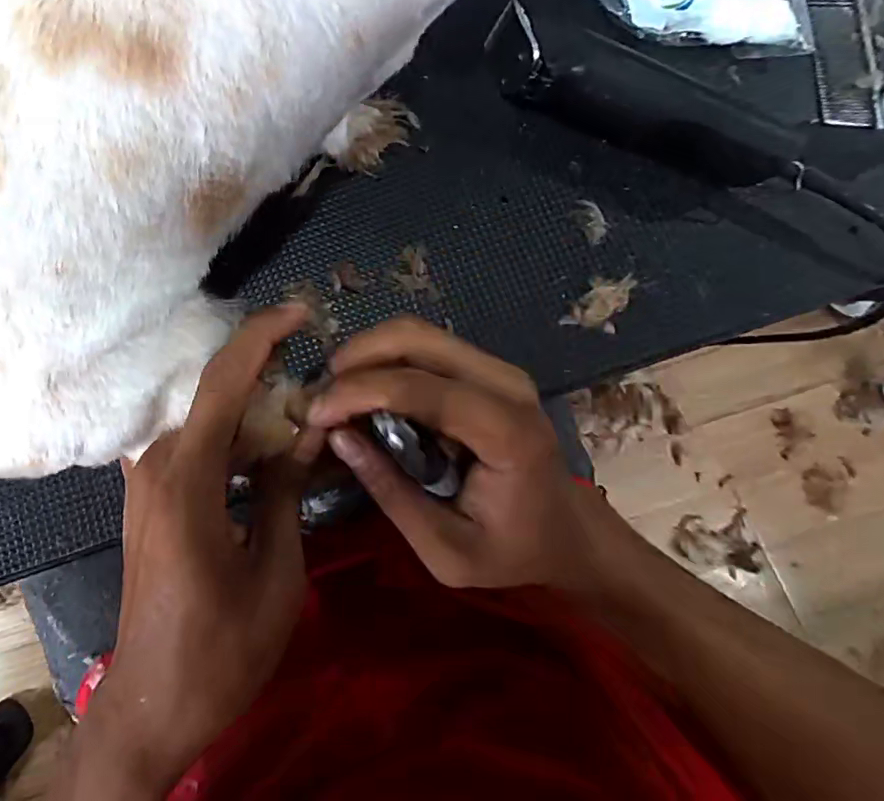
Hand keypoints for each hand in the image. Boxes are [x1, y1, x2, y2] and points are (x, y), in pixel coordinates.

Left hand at [69, 305, 323, 795]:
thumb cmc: (221, 649)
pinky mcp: (150, 496)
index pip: (223, 381)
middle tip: (318, 370)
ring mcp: (146, 480)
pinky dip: (236, 436)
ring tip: (305, 408)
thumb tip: (313, 426)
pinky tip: (271, 447)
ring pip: (207, 416)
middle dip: (267, 371)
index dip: (263, 336)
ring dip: (254, 406)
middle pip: (214, 392)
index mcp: (185, 479)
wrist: (151, 708)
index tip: (302, 313)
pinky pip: (198, 444)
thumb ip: (288, 486)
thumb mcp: (277, 569)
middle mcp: (156, 465)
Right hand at [305, 317, 639, 593]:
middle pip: (416, 337)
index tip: (313, 413)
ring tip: (335, 392)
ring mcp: (499, 368)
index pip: (422, 388)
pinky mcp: (487, 368)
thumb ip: (392, 494)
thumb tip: (338, 437)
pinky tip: (363, 388)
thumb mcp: (447, 551)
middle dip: (356, 357)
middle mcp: (506, 383)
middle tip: (318, 396)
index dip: (360, 392)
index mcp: (506, 431)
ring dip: (366, 352)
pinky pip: (426, 344)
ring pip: (417, 331)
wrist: (569, 532)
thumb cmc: (514, 550)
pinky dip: (385, 357)